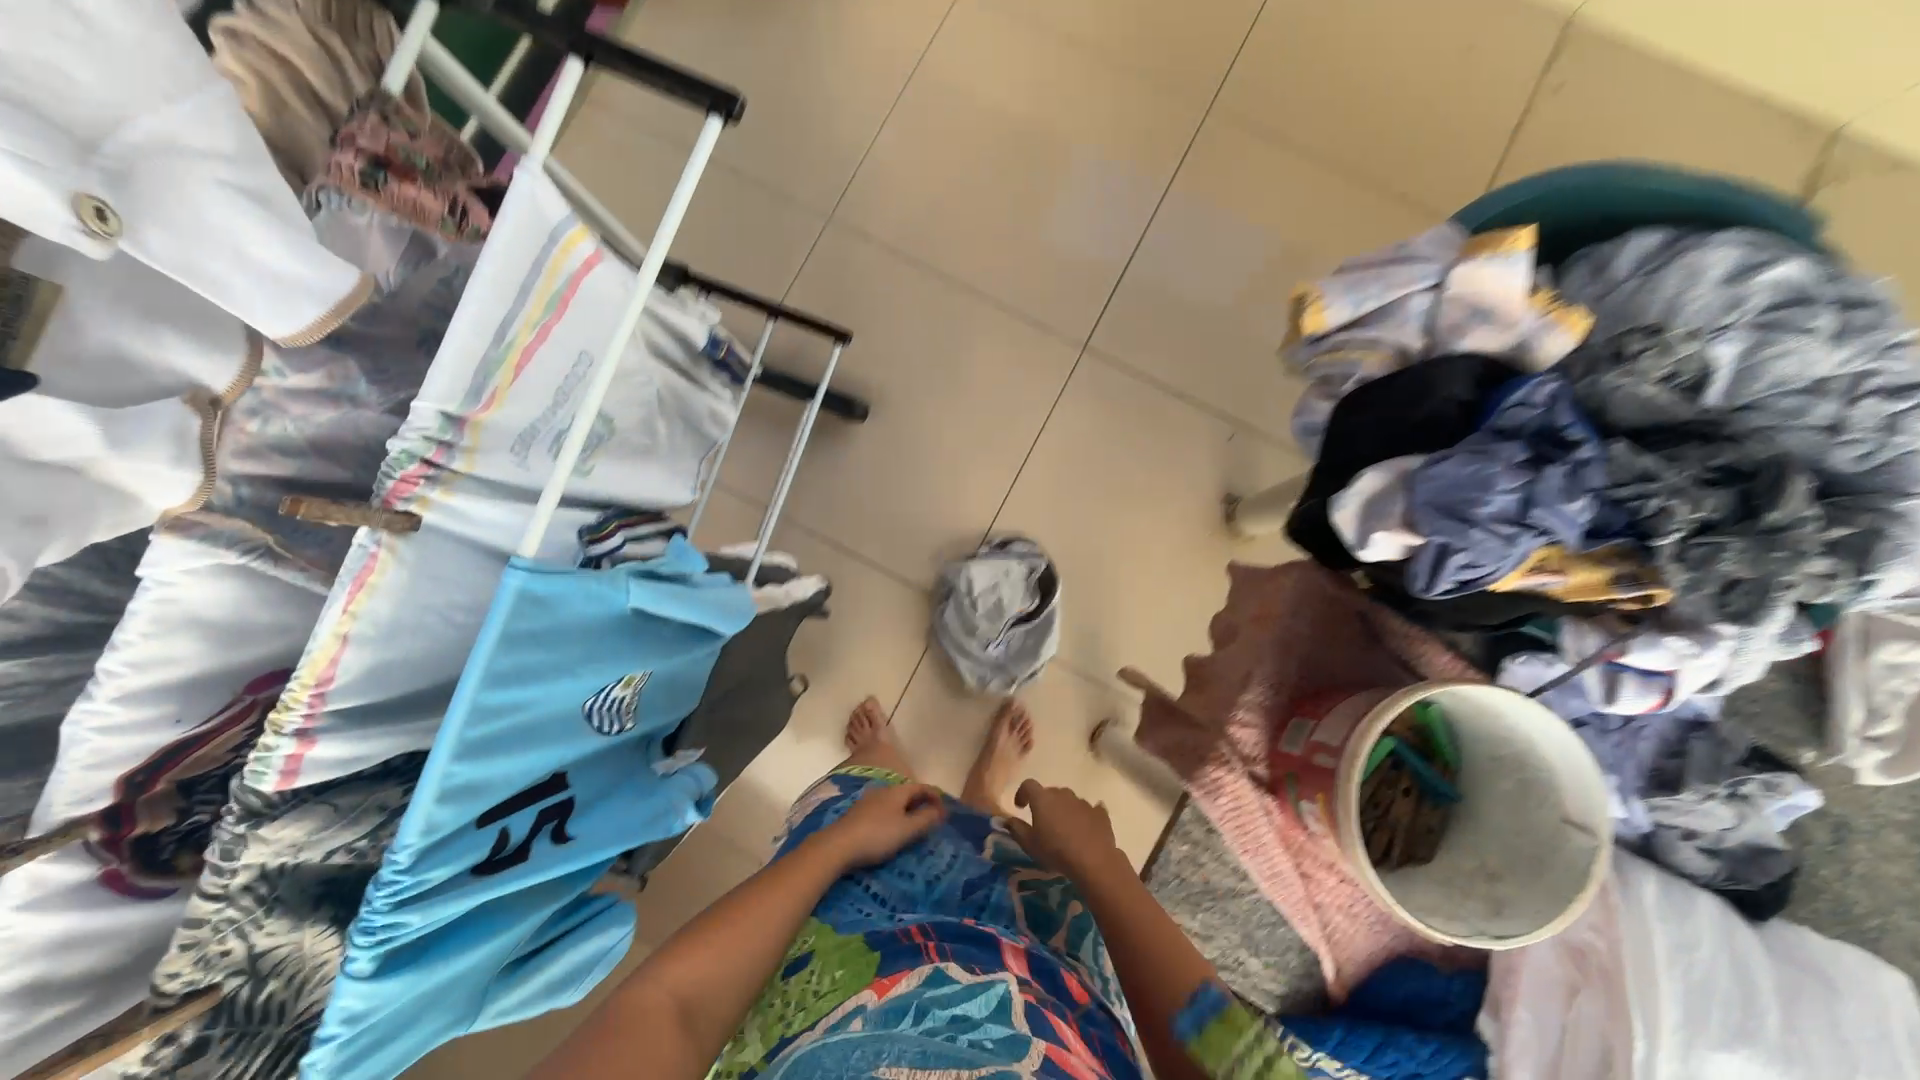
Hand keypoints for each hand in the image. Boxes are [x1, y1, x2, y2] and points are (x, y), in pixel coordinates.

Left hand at [812, 782, 946, 870]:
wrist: (838, 845)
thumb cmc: (877, 835)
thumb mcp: (907, 830)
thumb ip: (926, 819)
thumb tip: (941, 810)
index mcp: (897, 791)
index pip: (921, 787)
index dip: (935, 796)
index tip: (945, 810)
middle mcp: (883, 790)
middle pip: (907, 792)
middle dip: (921, 802)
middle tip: (932, 817)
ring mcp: (868, 800)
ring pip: (894, 800)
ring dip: (907, 809)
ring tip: (914, 824)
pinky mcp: (858, 813)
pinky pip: (883, 808)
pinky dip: (894, 814)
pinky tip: (891, 828)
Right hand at [1006, 780, 1127, 881]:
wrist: (1093, 861)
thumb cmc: (1055, 851)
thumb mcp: (1029, 844)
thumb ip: (1016, 829)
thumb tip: (1008, 820)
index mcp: (1043, 798)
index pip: (1028, 785)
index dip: (1022, 793)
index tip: (1020, 807)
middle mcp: (1063, 794)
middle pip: (1050, 792)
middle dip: (1044, 802)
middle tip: (1043, 821)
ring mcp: (1083, 802)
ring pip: (1070, 800)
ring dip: (1064, 809)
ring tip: (1064, 828)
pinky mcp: (1100, 813)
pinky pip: (1089, 810)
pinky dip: (1084, 816)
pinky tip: (1084, 828)